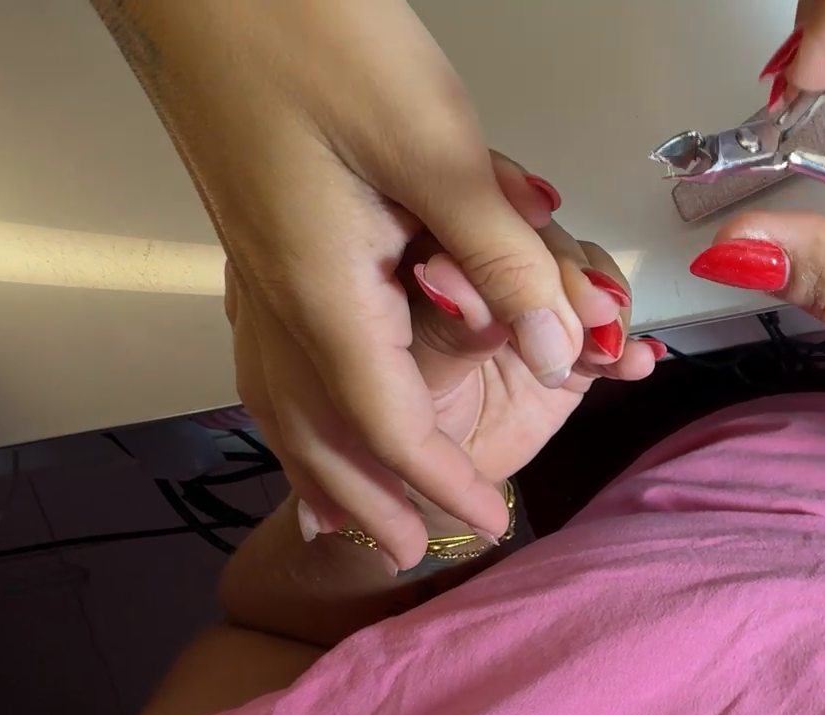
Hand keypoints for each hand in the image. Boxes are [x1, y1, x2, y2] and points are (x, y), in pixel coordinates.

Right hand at [93, 0, 626, 563]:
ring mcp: (268, 263)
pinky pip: (287, 349)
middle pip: (322, 428)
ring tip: (351, 518)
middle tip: (408, 553)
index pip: (387, 423)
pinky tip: (315, 411)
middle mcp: (281, 290)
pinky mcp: (278, 233)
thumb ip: (507, 263)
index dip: (439, 481)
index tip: (486, 522)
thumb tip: (556, 353)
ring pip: (293, 397)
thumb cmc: (313, 31)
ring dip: (331, 465)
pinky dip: (309, 402)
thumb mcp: (440, 153)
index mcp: (321, 288)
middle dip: (371, 496)